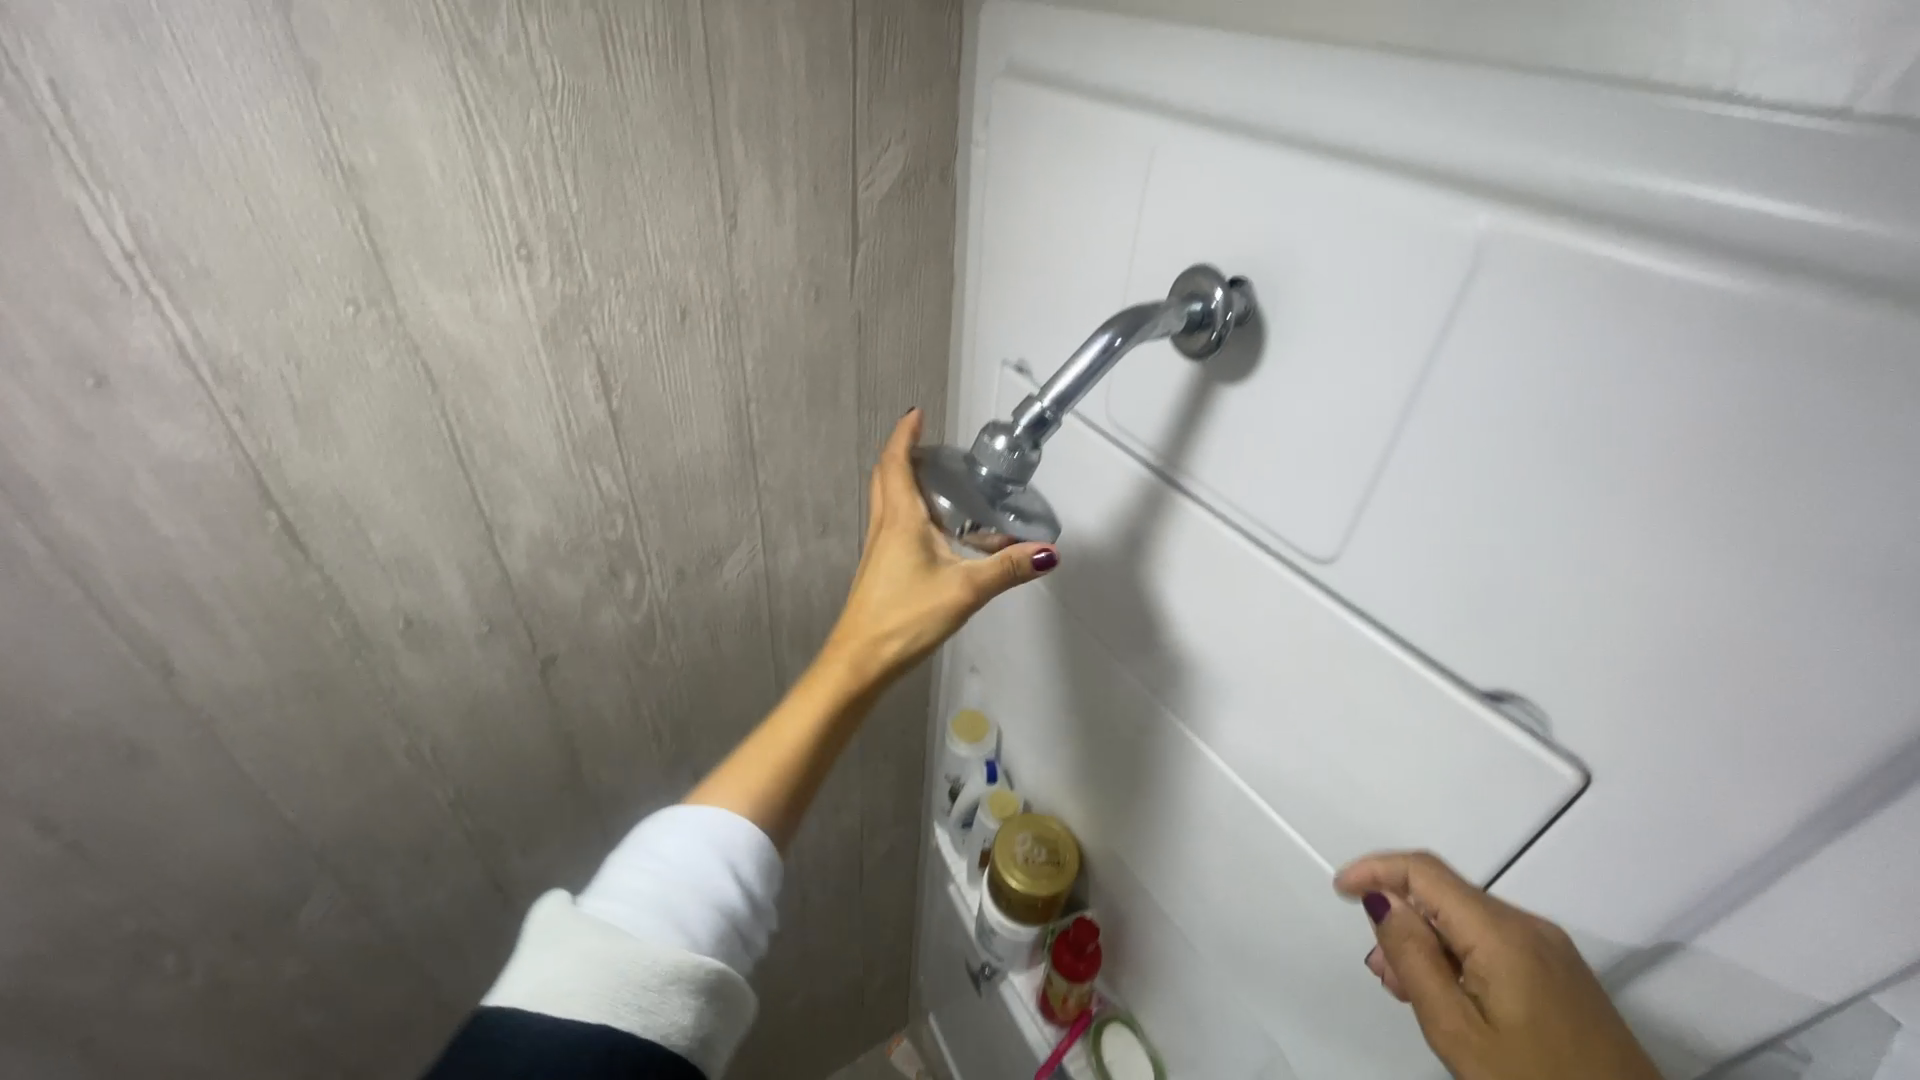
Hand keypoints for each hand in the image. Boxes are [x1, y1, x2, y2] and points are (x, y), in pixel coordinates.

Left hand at [820, 409, 1056, 684]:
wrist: (860, 661)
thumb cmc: (903, 619)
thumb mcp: (965, 591)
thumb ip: (1007, 569)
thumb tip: (1047, 553)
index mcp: (900, 520)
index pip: (895, 463)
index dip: (904, 434)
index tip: (916, 414)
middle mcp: (883, 528)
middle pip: (885, 478)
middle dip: (903, 454)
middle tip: (929, 445)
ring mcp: (877, 551)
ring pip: (886, 502)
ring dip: (903, 482)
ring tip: (935, 481)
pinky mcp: (879, 571)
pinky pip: (891, 527)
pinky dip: (907, 513)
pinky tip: (931, 534)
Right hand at [1335, 851, 1660, 1079]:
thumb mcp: (1457, 1030)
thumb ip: (1413, 958)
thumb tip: (1381, 899)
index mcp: (1503, 933)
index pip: (1425, 871)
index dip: (1375, 870)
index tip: (1340, 890)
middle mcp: (1529, 926)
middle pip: (1444, 894)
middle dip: (1400, 915)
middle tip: (1380, 970)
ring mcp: (1550, 948)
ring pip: (1466, 918)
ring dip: (1426, 939)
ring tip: (1408, 990)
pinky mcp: (1560, 971)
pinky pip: (1491, 940)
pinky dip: (1456, 954)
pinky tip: (1447, 994)